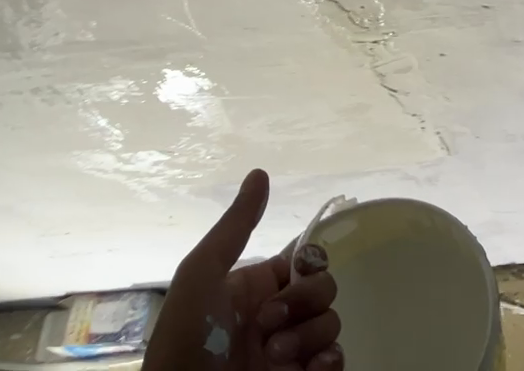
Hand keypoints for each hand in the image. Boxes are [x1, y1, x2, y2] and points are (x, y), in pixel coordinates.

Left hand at [142, 170, 343, 370]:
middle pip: (324, 289)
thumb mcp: (201, 277)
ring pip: (331, 324)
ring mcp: (291, 354)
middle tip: (268, 326)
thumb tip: (260, 172)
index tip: (298, 272)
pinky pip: (337, 361)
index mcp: (256, 289)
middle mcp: (277, 318)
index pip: (304, 262)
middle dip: (304, 303)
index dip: (310, 263)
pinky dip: (331, 361)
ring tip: (275, 358)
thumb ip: (235, 227)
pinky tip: (311, 368)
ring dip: (309, 336)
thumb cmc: (186, 343)